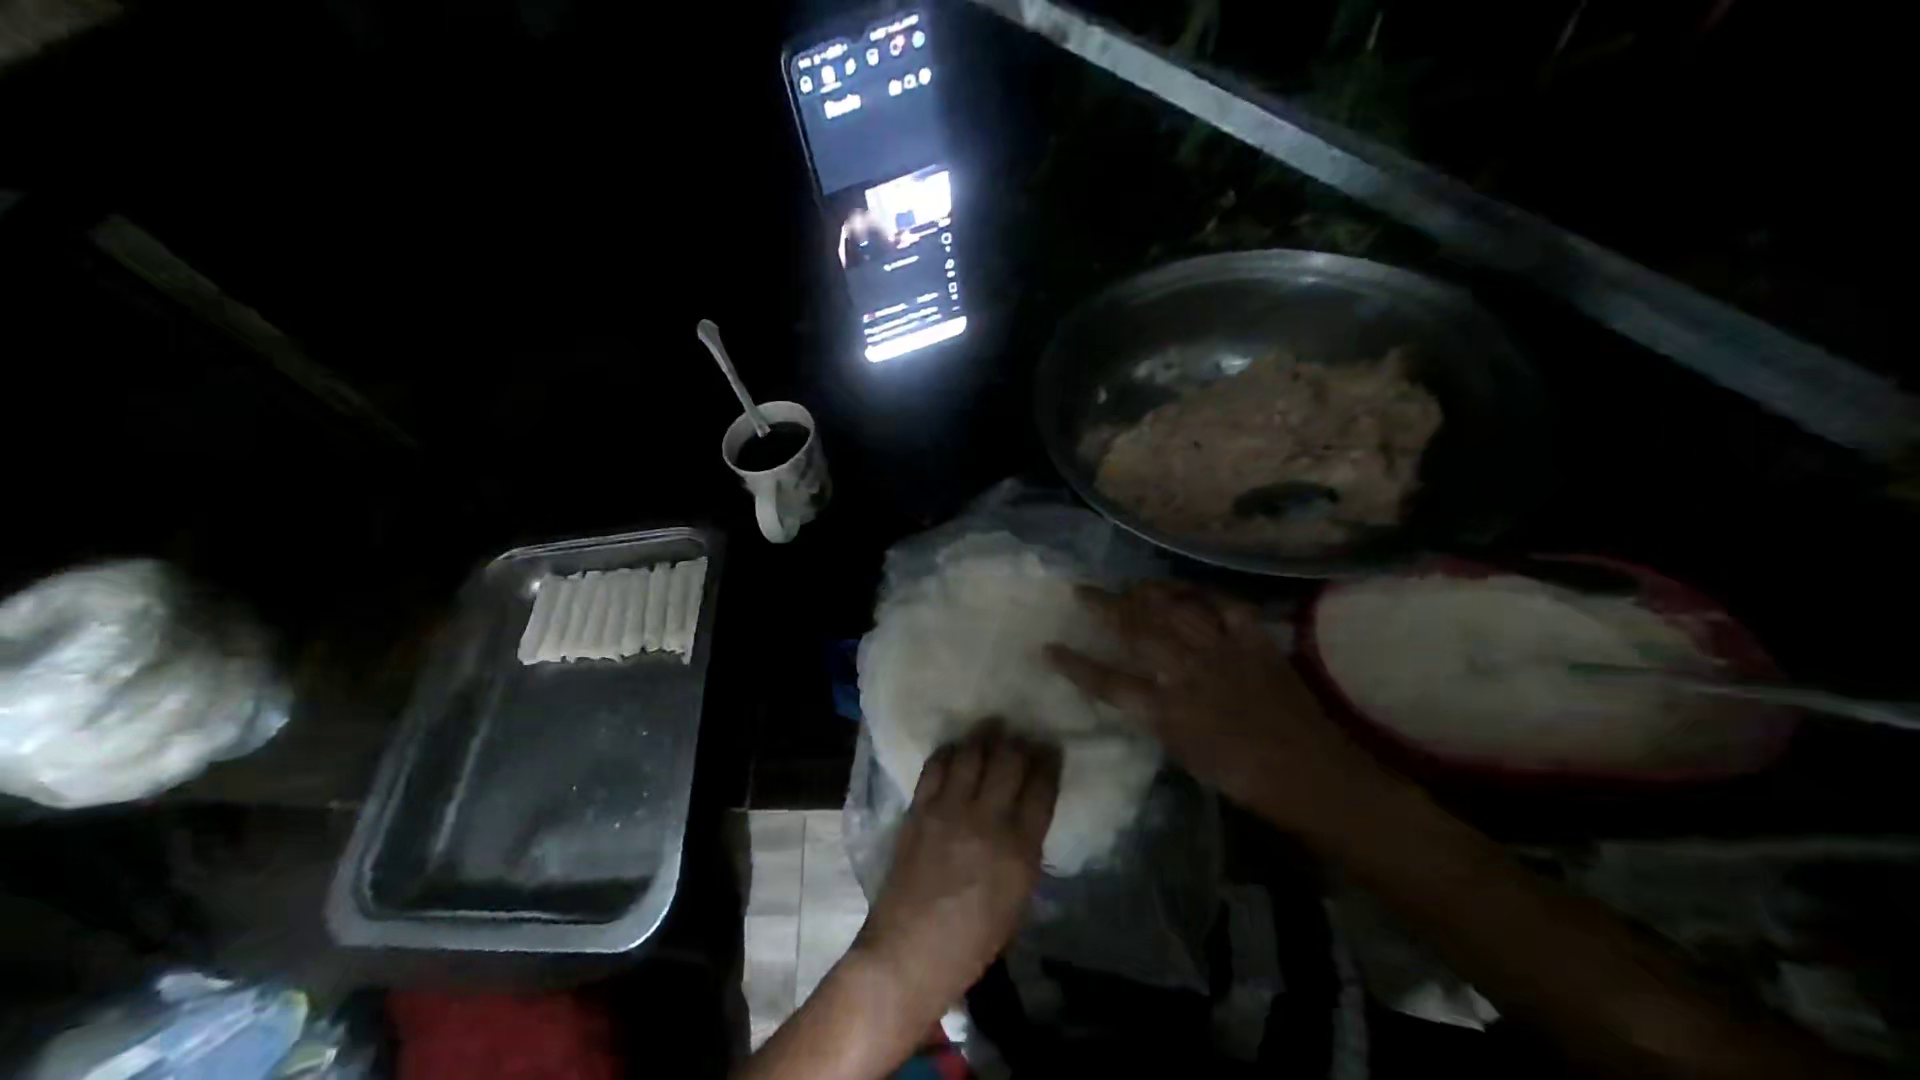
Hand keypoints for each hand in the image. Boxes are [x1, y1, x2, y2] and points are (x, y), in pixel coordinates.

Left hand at [853, 726, 1059, 1015]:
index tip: (1051, 750)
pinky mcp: (918, 809)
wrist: (909, 953)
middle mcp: (987, 820)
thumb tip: (1025, 814)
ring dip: (985, 738)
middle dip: (1020, 743)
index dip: (1049, 762)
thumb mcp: (1018, 899)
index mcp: (1019, 849)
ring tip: (991, 731)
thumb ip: (1025, 850)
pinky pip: (936, 766)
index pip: (1042, 788)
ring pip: (972, 753)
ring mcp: (949, 810)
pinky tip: (957, 751)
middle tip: (1021, 738)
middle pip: (1009, 760)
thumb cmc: (972, 941)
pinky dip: (950, 752)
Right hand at [1046, 581, 1388, 836]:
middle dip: (1105, 607)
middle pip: (1137, 630)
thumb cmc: (1240, 776)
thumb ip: (1157, 718)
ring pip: (1177, 609)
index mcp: (1167, 711)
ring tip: (1131, 584)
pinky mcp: (1255, 642)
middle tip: (1083, 589)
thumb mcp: (1184, 754)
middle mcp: (1188, 674)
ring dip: (1149, 592)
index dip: (1076, 664)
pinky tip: (1190, 590)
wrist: (1308, 773)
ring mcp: (1223, 653)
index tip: (1049, 647)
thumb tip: (1140, 693)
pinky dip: (1206, 594)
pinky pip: (1226, 606)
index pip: (1108, 682)